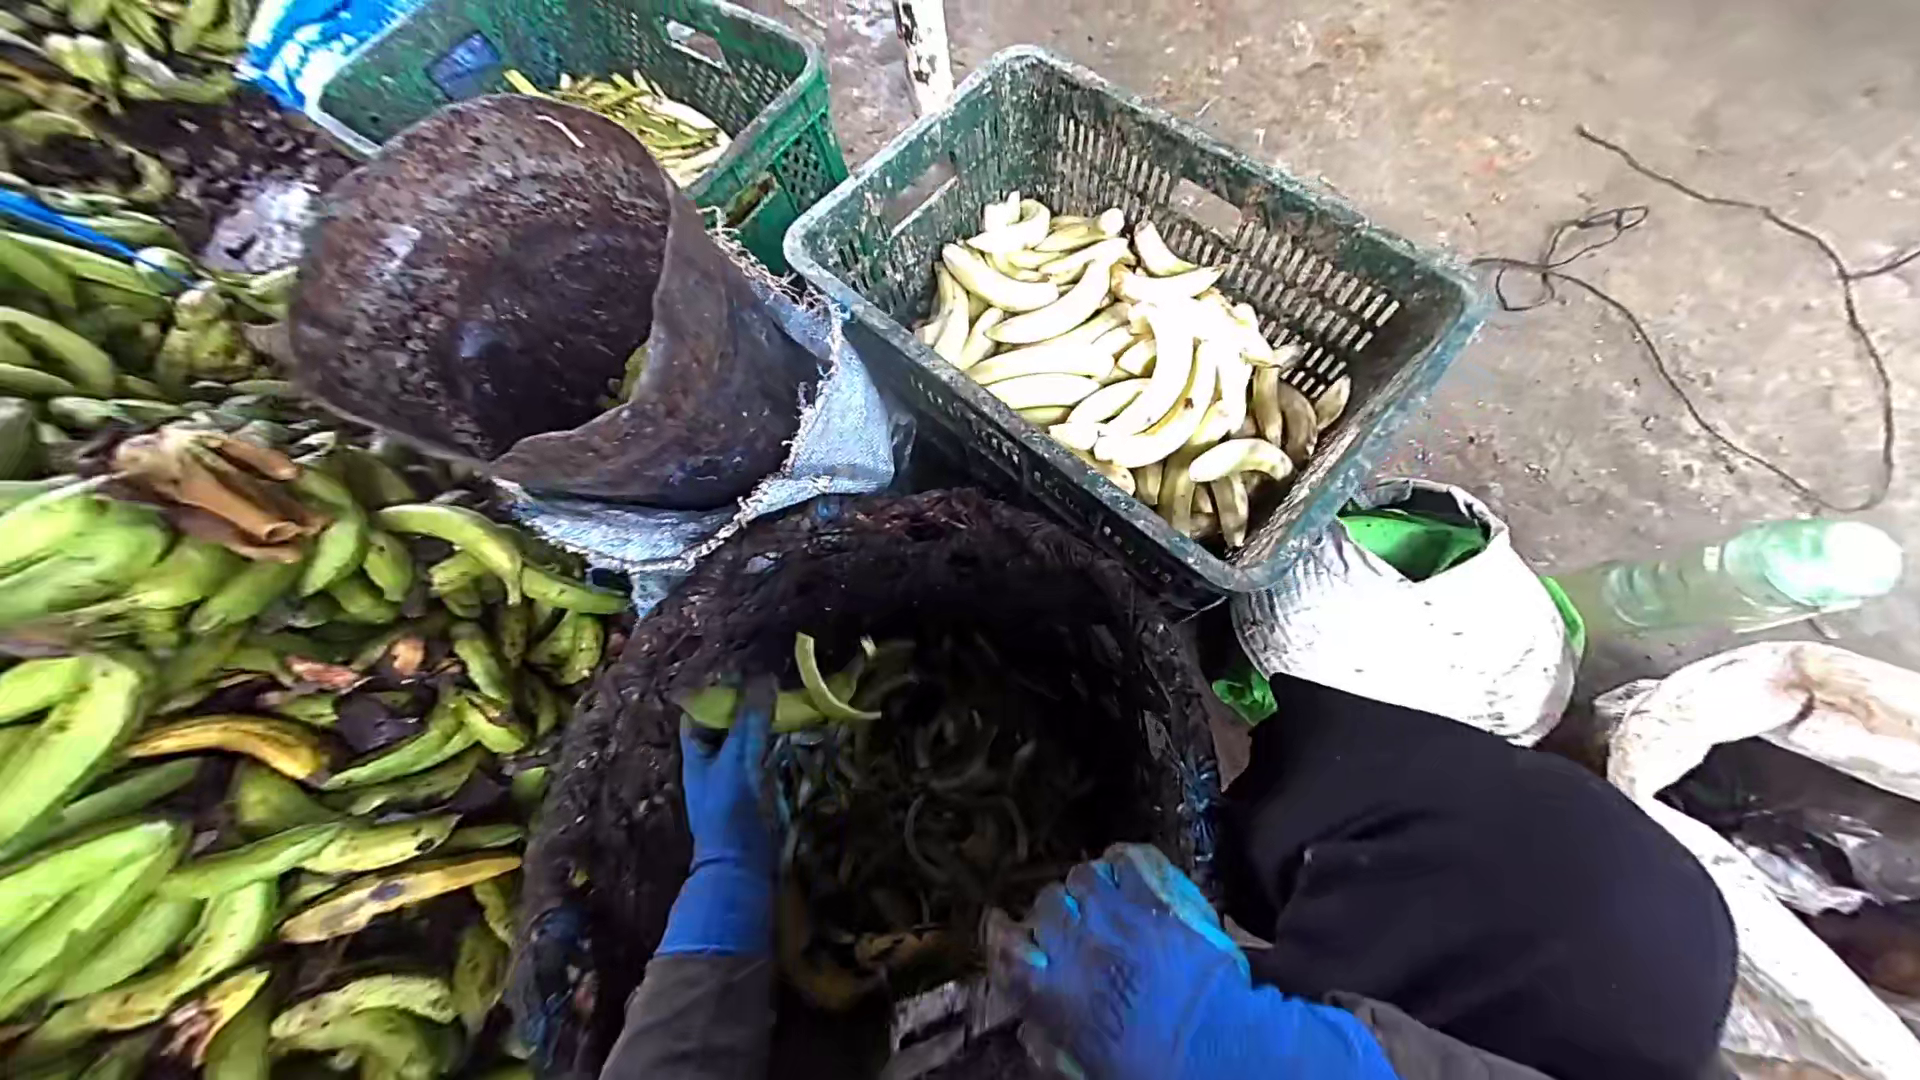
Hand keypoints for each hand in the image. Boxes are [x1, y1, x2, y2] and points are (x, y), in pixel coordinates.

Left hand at [658, 677, 776, 955]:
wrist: (744, 860)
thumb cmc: (729, 807)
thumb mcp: (737, 757)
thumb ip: (750, 717)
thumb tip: (764, 676)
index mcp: (698, 747)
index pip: (703, 706)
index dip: (720, 686)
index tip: (745, 666)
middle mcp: (716, 752)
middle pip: (730, 715)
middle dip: (750, 695)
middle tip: (774, 673)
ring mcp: (739, 765)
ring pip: (752, 728)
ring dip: (768, 711)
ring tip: (789, 688)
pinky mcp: (762, 776)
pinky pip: (770, 744)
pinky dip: (781, 730)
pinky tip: (797, 717)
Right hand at [988, 843, 1399, 1079]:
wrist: (1226, 1057)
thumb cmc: (1155, 1073)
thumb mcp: (1089, 1071)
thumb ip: (1053, 1039)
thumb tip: (1030, 1018)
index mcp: (1058, 993)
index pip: (1008, 947)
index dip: (1000, 932)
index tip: (1002, 925)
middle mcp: (1079, 944)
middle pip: (1047, 903)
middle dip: (1054, 912)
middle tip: (1070, 924)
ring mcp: (1118, 914)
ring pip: (1083, 875)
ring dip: (1088, 888)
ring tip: (1101, 900)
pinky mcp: (1156, 897)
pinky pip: (1128, 857)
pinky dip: (1123, 860)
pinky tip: (1124, 872)